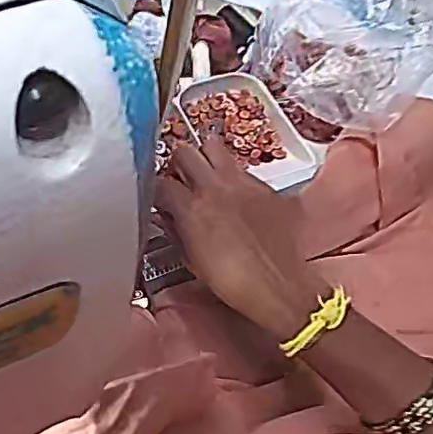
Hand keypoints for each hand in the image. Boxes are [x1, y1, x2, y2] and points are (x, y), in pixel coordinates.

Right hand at [155, 131, 327, 337]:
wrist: (277, 287)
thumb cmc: (233, 282)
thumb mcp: (191, 259)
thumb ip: (175, 230)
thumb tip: (167, 216)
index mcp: (192, 208)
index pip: (161, 181)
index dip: (156, 189)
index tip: (158, 197)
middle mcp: (216, 187)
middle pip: (184, 151)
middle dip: (177, 164)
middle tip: (179, 179)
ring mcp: (244, 183)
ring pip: (215, 147)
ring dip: (205, 158)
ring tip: (205, 176)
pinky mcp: (266, 187)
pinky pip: (242, 169)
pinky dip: (232, 176)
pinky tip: (233, 197)